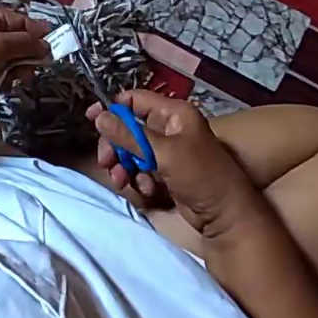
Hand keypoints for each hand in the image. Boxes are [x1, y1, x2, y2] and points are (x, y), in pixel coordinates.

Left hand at [0, 8, 49, 115]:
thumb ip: (26, 43)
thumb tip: (46, 44)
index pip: (17, 20)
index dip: (35, 30)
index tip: (52, 43)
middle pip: (16, 42)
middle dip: (27, 54)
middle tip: (35, 65)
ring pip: (10, 62)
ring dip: (17, 70)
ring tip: (17, 78)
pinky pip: (0, 77)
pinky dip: (6, 81)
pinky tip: (5, 87)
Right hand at [90, 90, 259, 243]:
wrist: (225, 217)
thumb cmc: (200, 176)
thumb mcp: (163, 153)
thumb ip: (129, 135)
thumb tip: (99, 116)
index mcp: (174, 113)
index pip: (135, 100)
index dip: (113, 108)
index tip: (93, 119)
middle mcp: (169, 128)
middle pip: (128, 127)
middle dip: (116, 145)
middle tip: (106, 161)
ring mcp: (167, 150)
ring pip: (131, 150)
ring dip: (124, 165)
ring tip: (123, 180)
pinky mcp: (165, 171)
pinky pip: (140, 168)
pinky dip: (137, 178)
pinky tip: (144, 189)